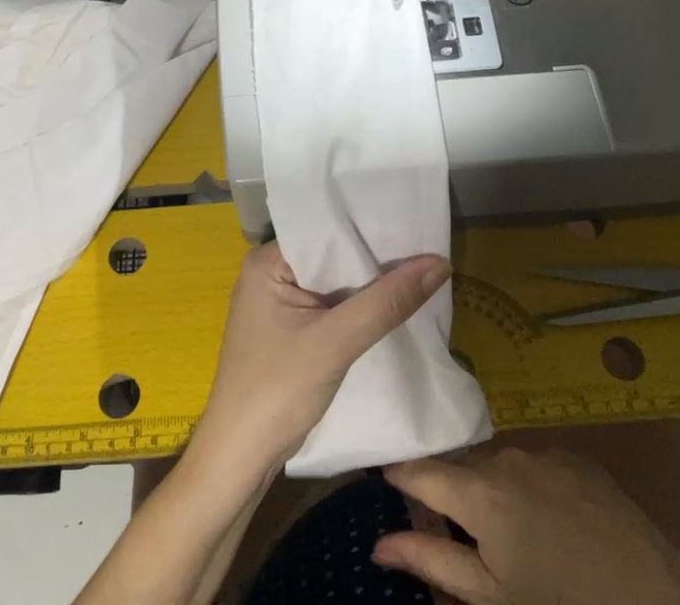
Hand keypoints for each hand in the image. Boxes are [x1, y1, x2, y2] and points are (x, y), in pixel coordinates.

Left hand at [192, 242, 450, 470]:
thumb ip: (386, 302)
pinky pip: (332, 307)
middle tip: (431, 247)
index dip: (370, 225)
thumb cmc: (276, 391)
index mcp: (267, 261)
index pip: (326, 229)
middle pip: (333, 254)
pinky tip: (396, 306)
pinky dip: (360, 308)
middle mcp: (270, 274)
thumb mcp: (336, 342)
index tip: (417, 222)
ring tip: (424, 270)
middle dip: (377, 255)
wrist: (240, 458)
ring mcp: (279, 305)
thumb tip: (439, 262)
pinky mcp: (290, 332)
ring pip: (336, 283)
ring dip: (372, 284)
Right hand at [374, 448, 679, 604]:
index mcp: (479, 492)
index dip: (396, 476)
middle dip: (446, 492)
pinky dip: (525, 486)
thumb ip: (430, 562)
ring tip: (502, 533)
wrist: (658, 598)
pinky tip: (545, 523)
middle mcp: (508, 459)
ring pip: (497, 465)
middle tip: (447, 531)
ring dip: (488, 489)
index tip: (382, 485)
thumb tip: (378, 544)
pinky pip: (535, 465)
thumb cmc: (562, 604)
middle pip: (458, 466)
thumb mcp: (490, 595)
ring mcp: (548, 454)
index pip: (418, 470)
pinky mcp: (581, 460)